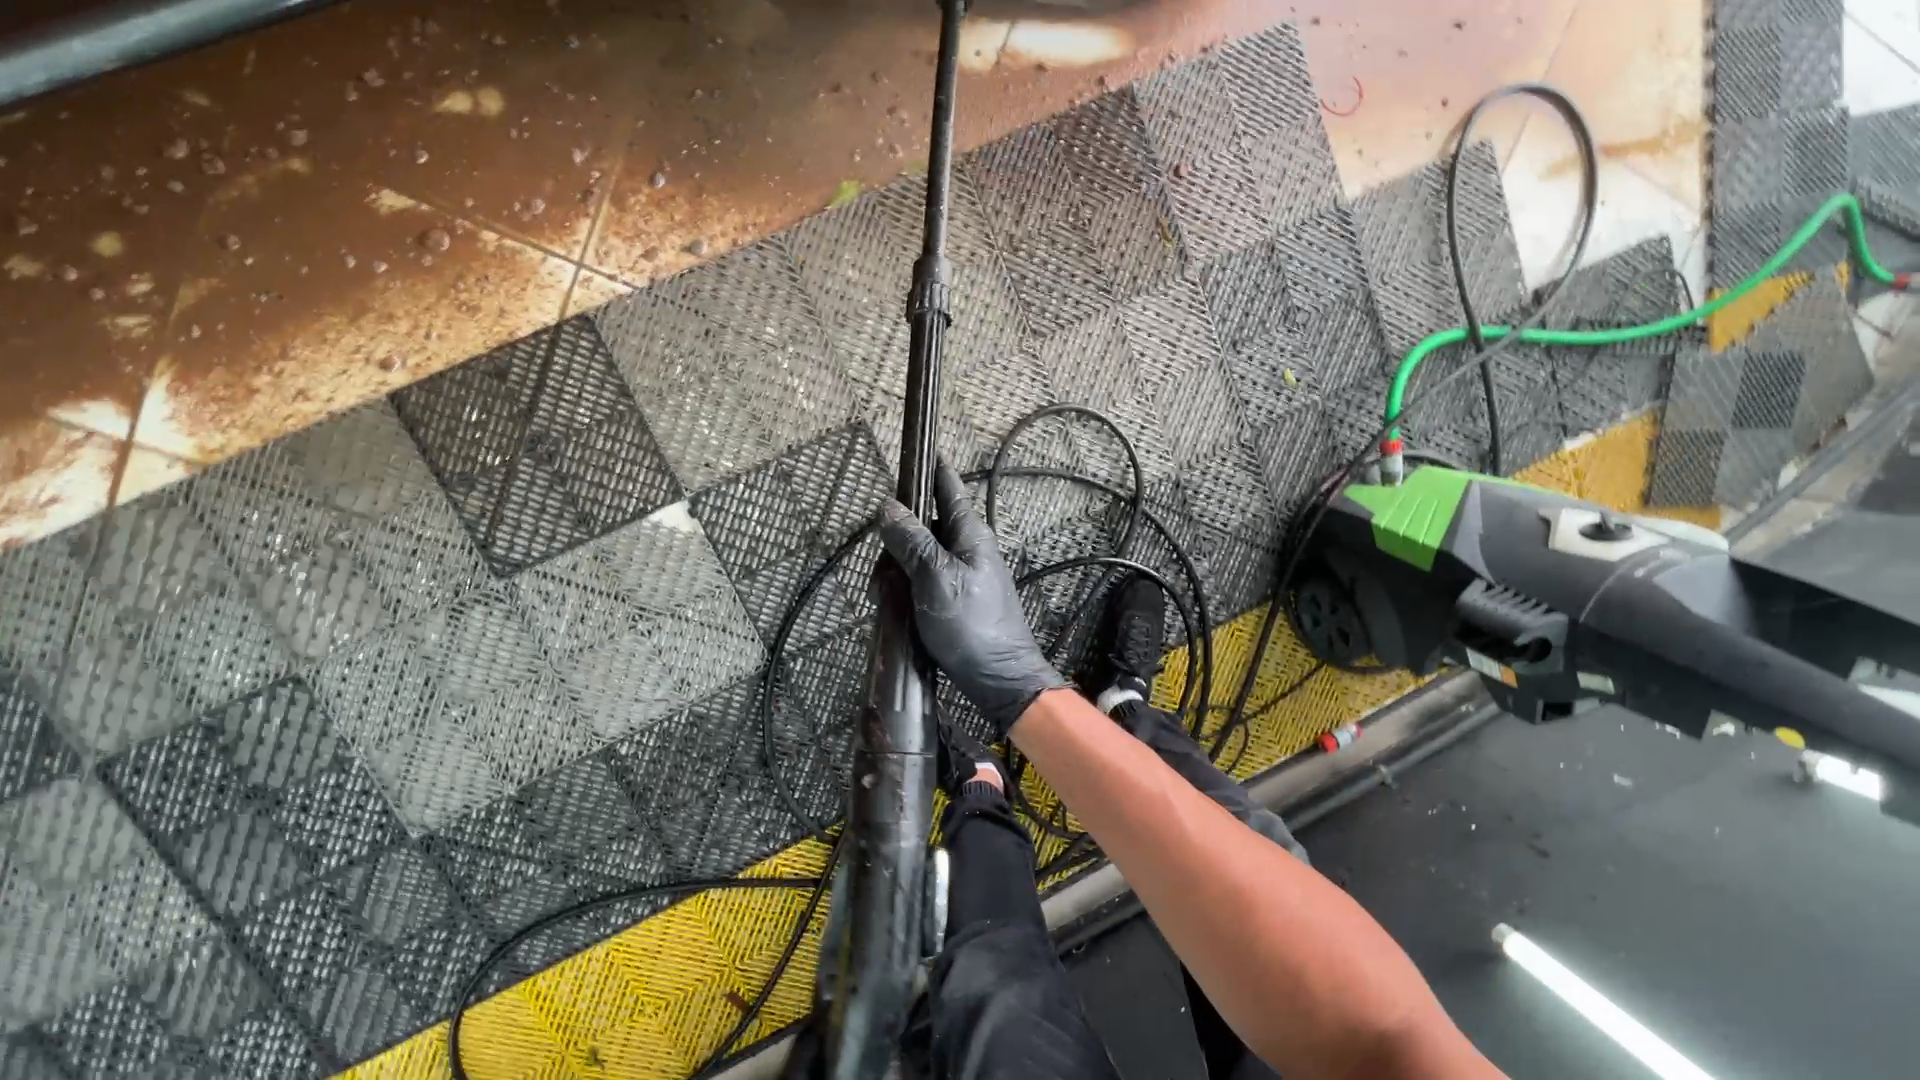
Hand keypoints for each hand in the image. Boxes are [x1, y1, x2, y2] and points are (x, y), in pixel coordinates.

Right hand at [876, 462, 1068, 735]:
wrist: (999, 678)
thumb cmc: (971, 625)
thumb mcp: (935, 578)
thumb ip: (911, 541)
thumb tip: (888, 505)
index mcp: (968, 534)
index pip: (947, 486)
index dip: (930, 467)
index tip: (915, 447)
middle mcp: (965, 549)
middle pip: (921, 525)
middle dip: (895, 542)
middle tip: (883, 575)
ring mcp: (959, 576)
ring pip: (915, 558)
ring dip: (895, 574)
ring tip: (886, 600)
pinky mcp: (952, 601)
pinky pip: (920, 584)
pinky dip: (904, 594)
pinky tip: (894, 612)